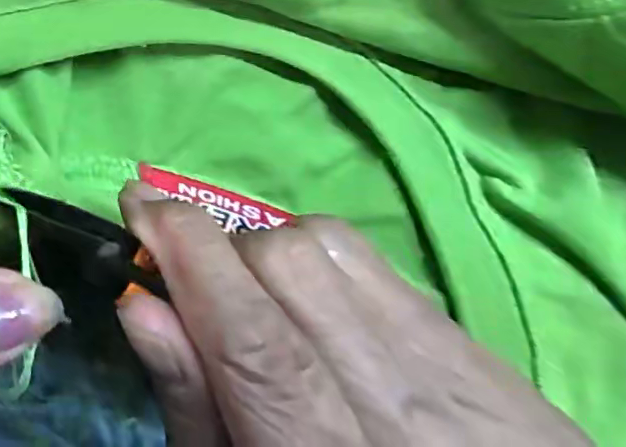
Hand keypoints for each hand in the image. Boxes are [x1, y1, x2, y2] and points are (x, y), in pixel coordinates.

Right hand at [115, 182, 591, 446]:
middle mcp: (408, 421)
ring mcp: (464, 385)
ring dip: (269, 251)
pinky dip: (322, 259)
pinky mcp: (489, 359)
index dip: (188, 256)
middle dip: (220, 252)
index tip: (136, 203)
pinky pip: (379, 262)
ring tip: (261, 294)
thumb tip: (138, 301)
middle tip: (196, 279)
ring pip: (330, 247)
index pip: (256, 342)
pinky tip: (316, 298)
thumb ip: (192, 406)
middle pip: (289, 270)